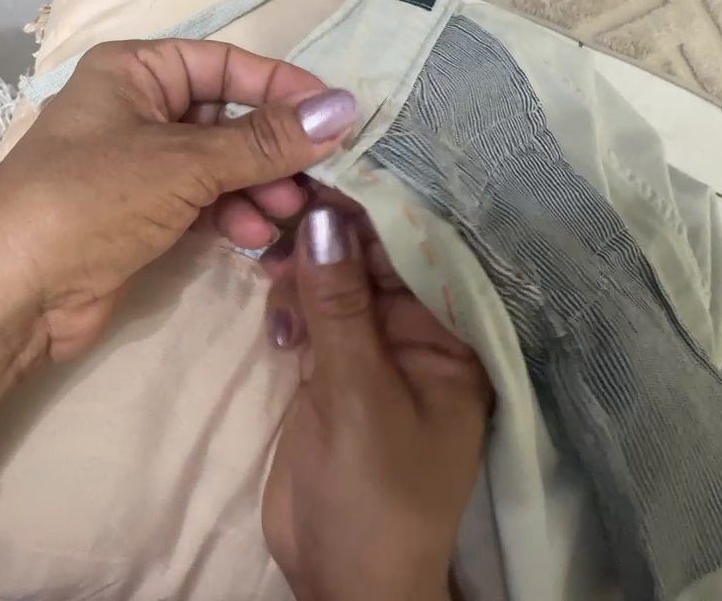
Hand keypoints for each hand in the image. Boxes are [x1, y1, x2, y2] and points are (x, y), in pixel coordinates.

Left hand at [0, 39, 357, 361]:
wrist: (15, 289)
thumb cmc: (92, 198)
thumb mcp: (183, 162)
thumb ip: (265, 140)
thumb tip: (343, 107)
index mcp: (133, 70)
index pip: (223, 64)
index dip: (280, 86)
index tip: (337, 114)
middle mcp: (134, 108)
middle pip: (224, 117)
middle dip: (270, 149)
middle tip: (316, 179)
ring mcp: (136, 163)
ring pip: (216, 164)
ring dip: (255, 186)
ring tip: (286, 213)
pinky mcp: (139, 212)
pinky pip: (200, 201)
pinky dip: (229, 215)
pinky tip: (253, 237)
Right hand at [261, 195, 493, 600]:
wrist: (340, 580)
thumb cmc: (375, 494)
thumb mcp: (357, 396)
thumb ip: (339, 306)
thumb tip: (322, 219)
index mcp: (450, 339)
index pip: (415, 250)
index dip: (372, 204)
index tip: (321, 162)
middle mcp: (416, 333)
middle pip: (370, 256)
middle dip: (326, 231)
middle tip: (274, 207)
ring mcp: (370, 348)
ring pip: (334, 278)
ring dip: (300, 269)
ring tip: (271, 279)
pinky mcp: (330, 364)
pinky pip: (311, 309)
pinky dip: (290, 304)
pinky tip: (278, 326)